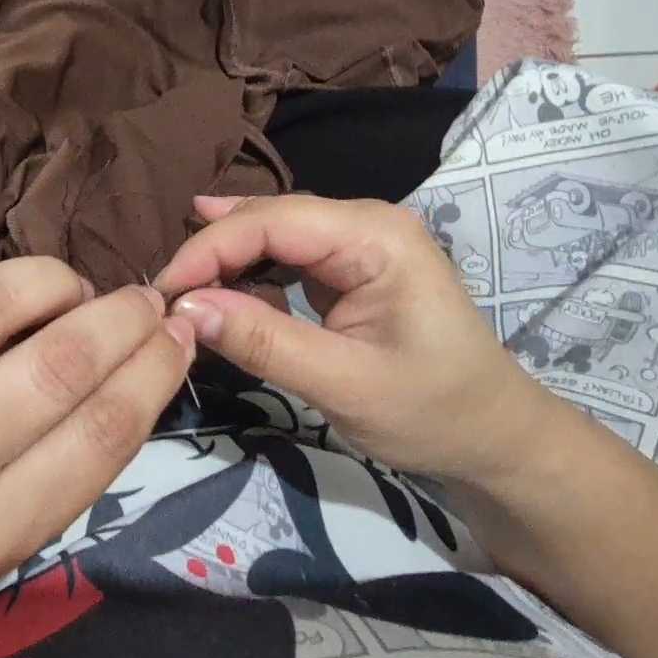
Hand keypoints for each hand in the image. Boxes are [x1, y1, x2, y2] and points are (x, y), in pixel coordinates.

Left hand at [0, 220, 195, 594]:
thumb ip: (84, 447)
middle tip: (140, 303)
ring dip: (52, 280)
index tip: (177, 333)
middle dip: (122, 318)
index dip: (156, 369)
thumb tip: (157, 344)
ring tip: (67, 292)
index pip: (101, 434)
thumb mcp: (19, 522)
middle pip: (55, 365)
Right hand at [155, 195, 557, 486]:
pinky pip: (285, 257)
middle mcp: (364, 222)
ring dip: (226, 261)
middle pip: (267, 218)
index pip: (271, 221)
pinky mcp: (348, 267)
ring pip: (271, 233)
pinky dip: (248, 275)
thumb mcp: (344, 385)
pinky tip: (221, 294)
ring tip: (181, 293)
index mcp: (375, 235)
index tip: (162, 294)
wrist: (495, 438)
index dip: (209, 250)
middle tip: (164, 297)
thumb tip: (183, 309)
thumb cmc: (433, 413)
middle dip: (212, 252)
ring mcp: (357, 242)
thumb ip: (263, 342)